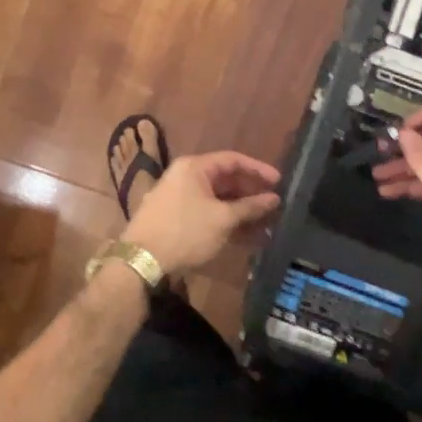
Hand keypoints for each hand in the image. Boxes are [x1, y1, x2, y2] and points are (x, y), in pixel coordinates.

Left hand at [124, 151, 281, 274]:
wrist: (141, 262)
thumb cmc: (185, 232)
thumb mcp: (223, 219)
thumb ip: (250, 207)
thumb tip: (274, 198)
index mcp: (194, 167)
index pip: (233, 160)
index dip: (258, 170)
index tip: (280, 182)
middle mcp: (185, 178)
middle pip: (225, 180)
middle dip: (251, 195)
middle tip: (275, 207)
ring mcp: (179, 199)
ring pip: (218, 201)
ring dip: (242, 213)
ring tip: (267, 226)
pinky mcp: (176, 220)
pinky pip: (207, 215)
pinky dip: (226, 223)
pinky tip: (247, 239)